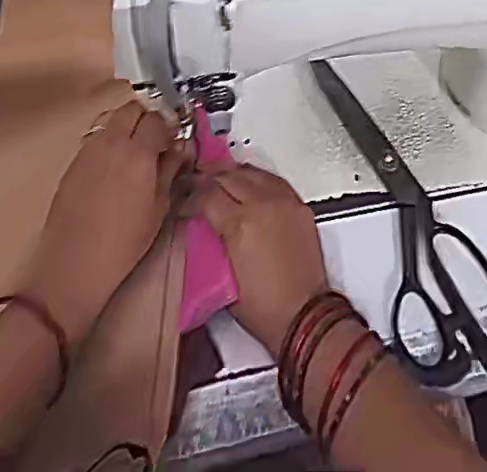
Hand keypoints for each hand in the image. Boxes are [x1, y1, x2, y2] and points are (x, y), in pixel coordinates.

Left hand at [23, 101, 186, 343]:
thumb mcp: (159, 208)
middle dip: (148, 119)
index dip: (169, 129)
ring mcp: (88, 150)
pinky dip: (109, 140)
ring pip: (111, 118)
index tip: (174, 144)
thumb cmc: (124, 243)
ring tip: (135, 152)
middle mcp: (110, 143)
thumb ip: (169, 171)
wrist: (73, 265)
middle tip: (157, 143)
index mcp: (137, 153)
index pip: (157, 119)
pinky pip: (96, 136)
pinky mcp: (73, 162)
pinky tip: (114, 167)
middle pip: (132, 109)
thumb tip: (178, 150)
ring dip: (127, 126)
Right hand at [189, 166, 330, 349]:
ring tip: (220, 180)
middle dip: (207, 179)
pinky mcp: (299, 206)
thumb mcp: (223, 276)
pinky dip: (258, 179)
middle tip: (195, 185)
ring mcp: (284, 202)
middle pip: (228, 176)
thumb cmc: (263, 306)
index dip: (189, 197)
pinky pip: (274, 180)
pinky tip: (250, 183)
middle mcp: (262, 204)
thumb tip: (202, 227)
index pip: (207, 194)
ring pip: (252, 172)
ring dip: (233, 174)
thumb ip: (212, 244)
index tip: (182, 203)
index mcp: (239, 223)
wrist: (304, 314)